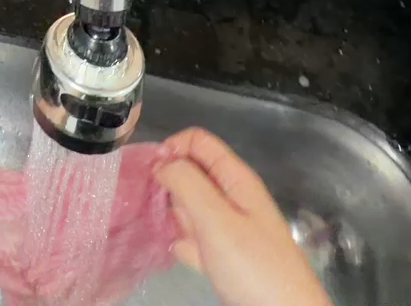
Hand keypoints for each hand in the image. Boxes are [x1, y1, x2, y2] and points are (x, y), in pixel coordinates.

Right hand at [154, 129, 333, 305]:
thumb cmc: (254, 269)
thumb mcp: (216, 219)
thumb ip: (185, 181)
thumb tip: (160, 162)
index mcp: (236, 179)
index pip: (197, 141)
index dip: (172, 150)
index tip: (157, 176)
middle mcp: (234, 197)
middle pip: (191, 172)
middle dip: (175, 190)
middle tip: (183, 218)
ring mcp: (232, 228)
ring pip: (190, 206)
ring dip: (180, 219)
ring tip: (190, 243)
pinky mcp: (227, 256)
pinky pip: (196, 237)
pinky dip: (187, 244)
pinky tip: (186, 256)